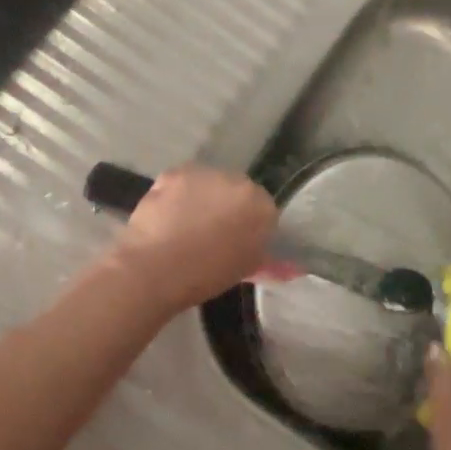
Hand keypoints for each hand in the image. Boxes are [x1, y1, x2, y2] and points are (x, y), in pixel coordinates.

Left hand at [109, 164, 276, 313]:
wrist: (156, 270)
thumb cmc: (206, 276)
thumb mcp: (245, 271)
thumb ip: (271, 265)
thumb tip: (294, 270)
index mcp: (262, 207)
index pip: (262, 209)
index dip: (247, 225)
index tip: (235, 242)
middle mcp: (239, 182)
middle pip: (236, 190)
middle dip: (226, 206)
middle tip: (209, 233)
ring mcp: (206, 174)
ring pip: (208, 183)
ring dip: (201, 197)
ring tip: (184, 225)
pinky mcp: (176, 173)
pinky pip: (181, 182)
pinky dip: (175, 195)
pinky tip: (166, 216)